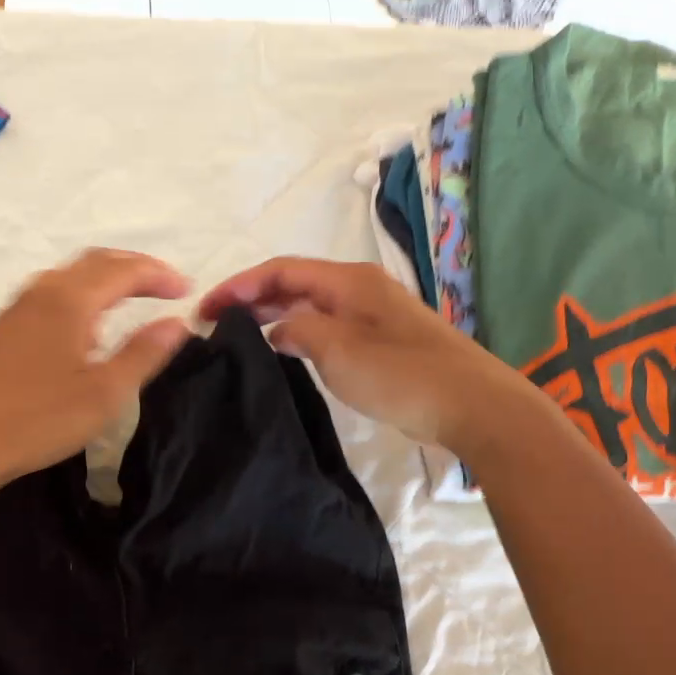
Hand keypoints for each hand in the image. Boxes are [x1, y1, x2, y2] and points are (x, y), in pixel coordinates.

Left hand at [0, 248, 192, 487]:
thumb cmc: (39, 420)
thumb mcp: (104, 393)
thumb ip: (143, 353)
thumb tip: (177, 322)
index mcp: (69, 300)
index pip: (124, 270)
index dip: (159, 275)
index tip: (186, 290)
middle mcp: (39, 292)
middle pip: (93, 263)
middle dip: (132, 269)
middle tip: (161, 287)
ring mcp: (14, 310)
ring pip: (66, 278)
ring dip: (100, 283)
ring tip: (124, 309)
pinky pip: (45, 297)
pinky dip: (74, 299)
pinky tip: (78, 335)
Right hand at [199, 258, 541, 455]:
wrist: (471, 404)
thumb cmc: (401, 374)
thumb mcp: (338, 350)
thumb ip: (297, 331)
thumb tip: (278, 331)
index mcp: (348, 281)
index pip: (281, 269)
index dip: (239, 285)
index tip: (205, 309)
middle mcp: (358, 289)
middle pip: (293, 282)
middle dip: (250, 297)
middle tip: (213, 325)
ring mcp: (370, 314)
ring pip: (308, 304)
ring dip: (271, 314)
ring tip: (237, 336)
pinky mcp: (377, 340)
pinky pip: (323, 324)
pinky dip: (293, 330)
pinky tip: (280, 350)